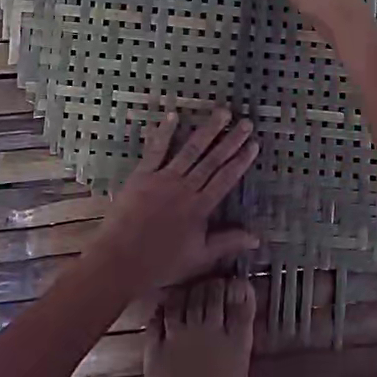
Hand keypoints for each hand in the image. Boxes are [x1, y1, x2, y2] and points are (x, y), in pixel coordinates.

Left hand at [94, 107, 260, 288]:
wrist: (119, 262)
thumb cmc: (160, 264)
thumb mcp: (199, 257)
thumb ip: (228, 243)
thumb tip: (257, 239)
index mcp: (201, 207)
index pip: (226, 178)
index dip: (241, 160)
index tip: (254, 144)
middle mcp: (186, 188)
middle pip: (213, 160)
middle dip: (231, 140)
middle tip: (246, 123)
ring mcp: (164, 179)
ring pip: (191, 150)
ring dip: (208, 130)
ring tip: (222, 113)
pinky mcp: (142, 176)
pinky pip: (156, 150)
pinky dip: (165, 132)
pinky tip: (174, 116)